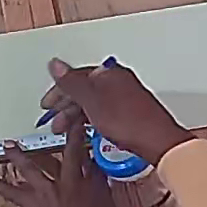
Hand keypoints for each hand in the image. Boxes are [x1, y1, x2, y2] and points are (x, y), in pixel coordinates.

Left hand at [0, 125, 117, 206]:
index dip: (92, 147)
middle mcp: (71, 182)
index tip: (88, 132)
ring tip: (9, 145)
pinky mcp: (32, 200)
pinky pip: (14, 192)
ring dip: (19, 155)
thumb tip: (103, 202)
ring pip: (32, 166)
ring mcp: (49, 189)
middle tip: (66, 122)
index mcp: (93, 187)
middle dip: (70, 136)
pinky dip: (4, 188)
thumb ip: (103, 205)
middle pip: (71, 153)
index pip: (95, 161)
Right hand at [39, 57, 193, 163]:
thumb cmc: (129, 121)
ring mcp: (125, 97)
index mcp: (109, 74)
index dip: (58, 91)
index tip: (48, 104)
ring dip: (76, 114)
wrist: (158, 142)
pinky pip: (102, 110)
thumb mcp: (91, 100)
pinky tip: (86, 128)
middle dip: (65, 105)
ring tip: (66, 128)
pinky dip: (89, 118)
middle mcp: (118, 81)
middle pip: (83, 89)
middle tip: (55, 119)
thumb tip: (55, 64)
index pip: (75, 76)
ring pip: (92, 101)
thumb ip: (71, 82)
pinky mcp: (130, 111)